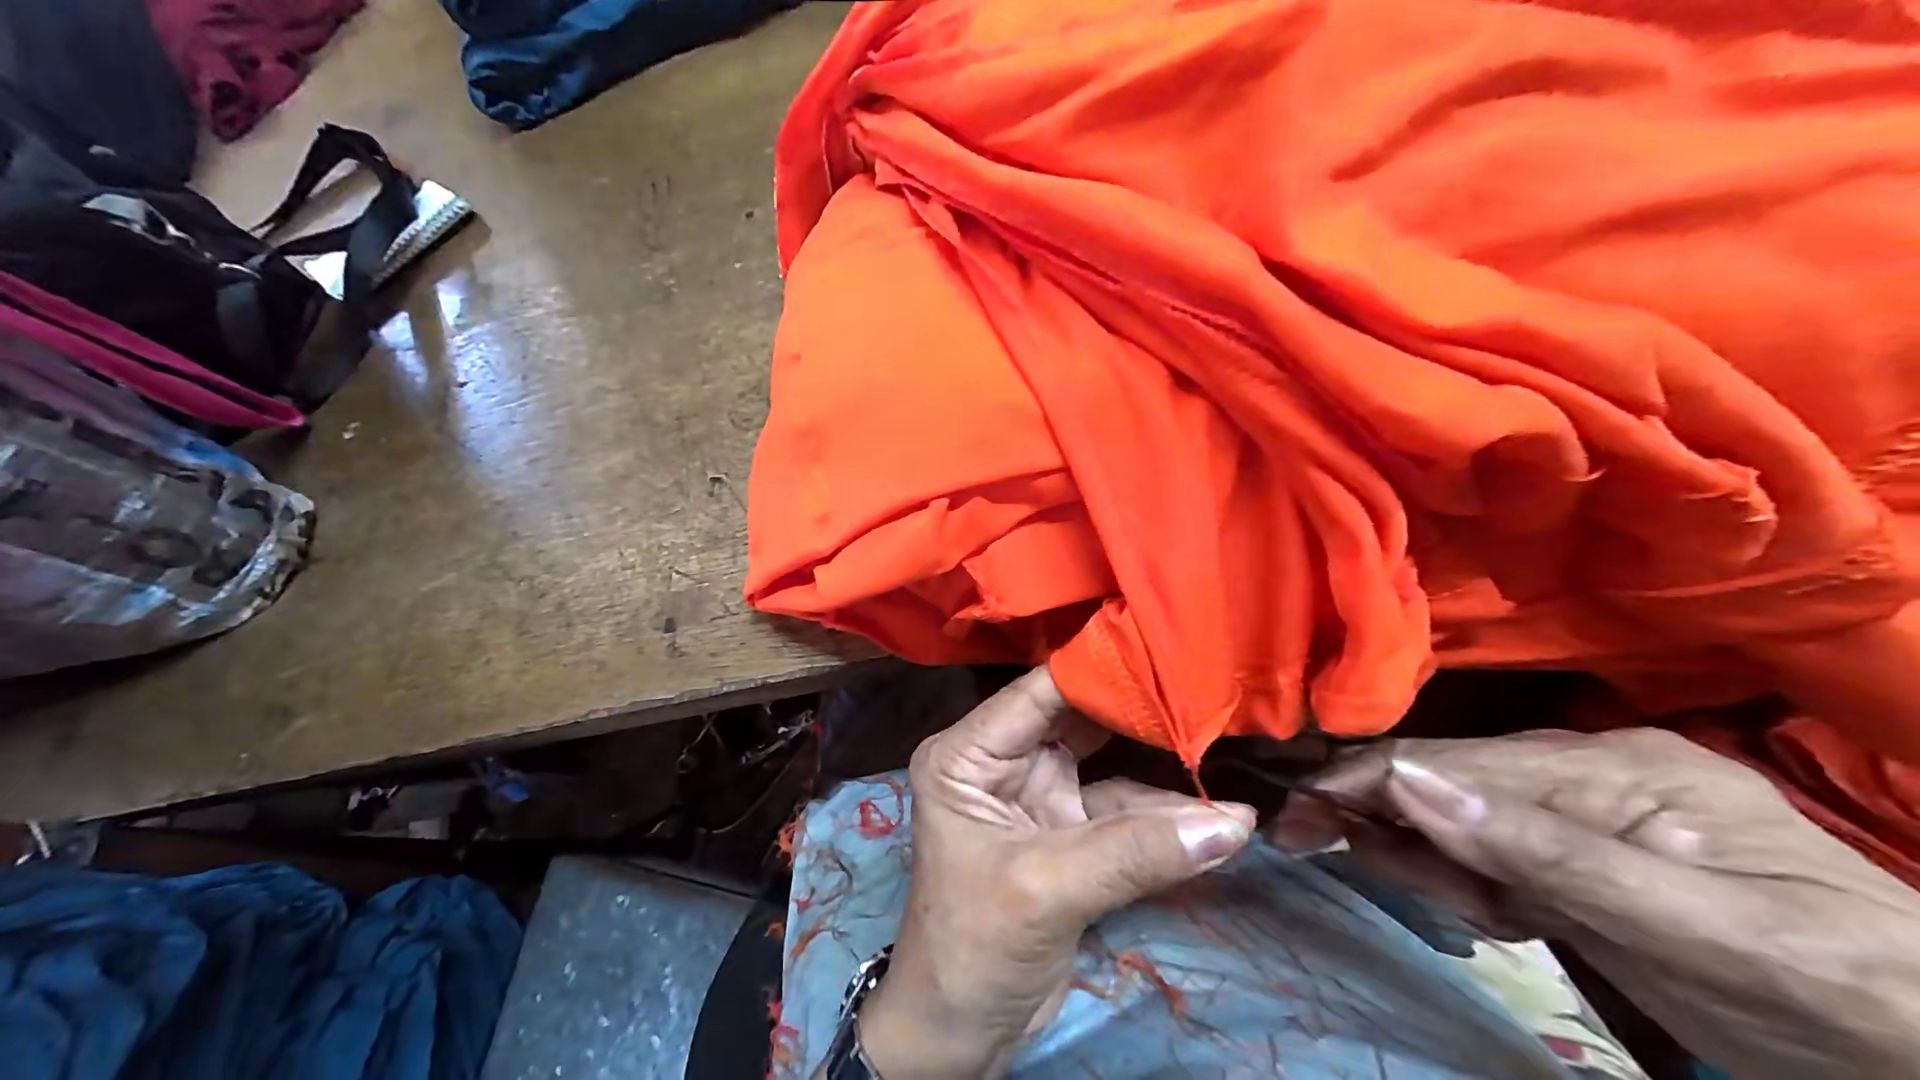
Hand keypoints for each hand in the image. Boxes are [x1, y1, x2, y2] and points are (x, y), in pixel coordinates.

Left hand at [857, 668, 1255, 1079]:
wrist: (961, 1034)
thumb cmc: (974, 946)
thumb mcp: (1046, 888)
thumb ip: (1135, 852)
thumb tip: (1233, 822)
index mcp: (967, 754)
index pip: (1036, 692)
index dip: (1096, 670)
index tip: (1161, 649)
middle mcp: (1000, 762)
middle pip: (1075, 719)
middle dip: (1135, 708)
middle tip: (1203, 684)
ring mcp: (1037, 795)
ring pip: (1107, 764)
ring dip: (1160, 767)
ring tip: (1224, 743)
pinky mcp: (1067, 832)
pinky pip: (1122, 812)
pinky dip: (1164, 817)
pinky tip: (1217, 815)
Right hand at [1274, 728, 1919, 1079]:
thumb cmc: (1853, 999)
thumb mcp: (1707, 934)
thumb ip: (1549, 852)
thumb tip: (1407, 782)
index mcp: (1613, 767)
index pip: (1453, 763)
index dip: (1365, 784)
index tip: (1292, 817)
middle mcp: (1587, 773)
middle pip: (1444, 783)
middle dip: (1381, 820)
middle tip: (1316, 852)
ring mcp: (1585, 815)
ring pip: (1457, 818)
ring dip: (1426, 860)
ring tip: (1457, 908)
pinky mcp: (1583, 859)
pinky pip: (1488, 854)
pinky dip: (1463, 880)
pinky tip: (1485, 910)